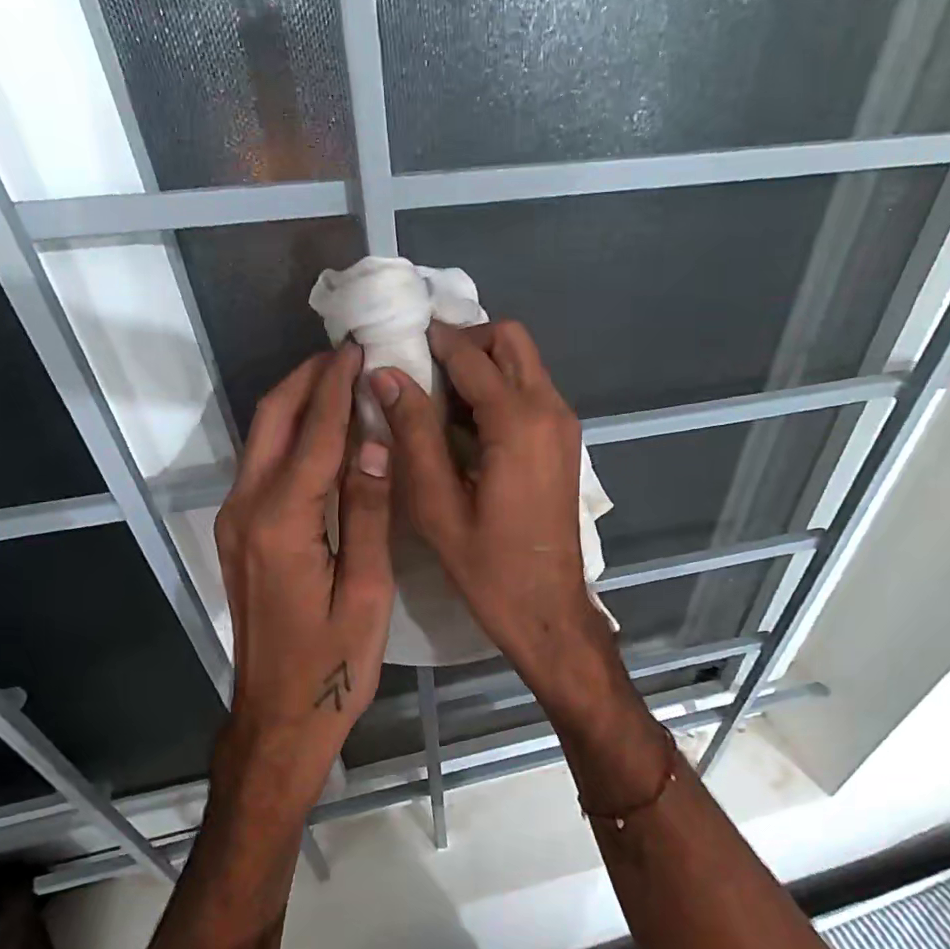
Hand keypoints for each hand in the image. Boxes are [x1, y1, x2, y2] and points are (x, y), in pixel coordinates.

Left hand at [214, 343, 393, 806]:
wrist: (279, 715)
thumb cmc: (334, 662)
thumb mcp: (367, 590)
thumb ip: (367, 512)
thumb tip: (375, 440)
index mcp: (282, 522)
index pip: (315, 435)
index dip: (338, 389)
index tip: (360, 350)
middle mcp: (247, 511)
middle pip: (271, 421)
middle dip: (307, 381)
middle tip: (348, 355)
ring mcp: (236, 523)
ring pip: (261, 440)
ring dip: (297, 403)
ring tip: (340, 381)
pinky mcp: (240, 535)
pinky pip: (262, 466)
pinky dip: (291, 435)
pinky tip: (323, 434)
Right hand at [367, 321, 621, 708]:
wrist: (548, 609)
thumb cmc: (489, 568)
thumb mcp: (438, 505)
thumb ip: (413, 434)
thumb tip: (385, 376)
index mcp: (518, 422)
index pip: (470, 356)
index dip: (430, 341)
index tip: (394, 339)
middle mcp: (550, 409)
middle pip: (510, 340)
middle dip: (464, 342)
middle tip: (421, 370)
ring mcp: (563, 424)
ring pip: (523, 362)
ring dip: (482, 364)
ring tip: (435, 398)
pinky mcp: (564, 441)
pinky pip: (531, 391)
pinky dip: (498, 388)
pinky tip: (464, 424)